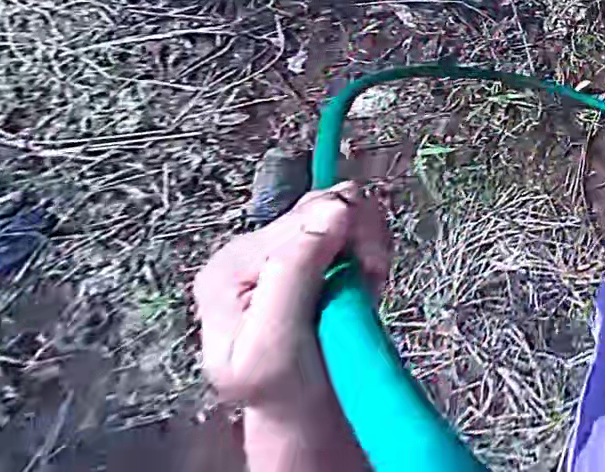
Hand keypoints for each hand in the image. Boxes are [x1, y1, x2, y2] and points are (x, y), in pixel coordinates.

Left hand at [192, 182, 390, 415]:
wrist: (308, 400)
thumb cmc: (283, 383)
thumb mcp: (274, 341)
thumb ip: (293, 272)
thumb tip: (335, 207)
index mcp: (230, 268)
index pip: (308, 217)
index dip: (346, 236)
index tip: (360, 273)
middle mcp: (255, 248)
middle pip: (330, 203)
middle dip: (361, 237)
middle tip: (365, 278)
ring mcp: (288, 244)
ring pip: (351, 204)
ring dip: (370, 241)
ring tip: (364, 280)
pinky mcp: (319, 245)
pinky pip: (361, 218)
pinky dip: (374, 244)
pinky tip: (364, 275)